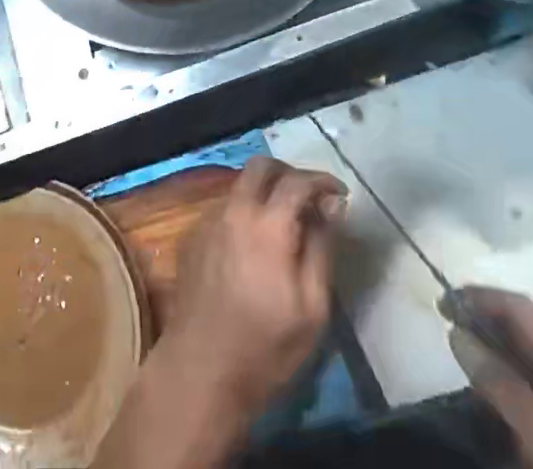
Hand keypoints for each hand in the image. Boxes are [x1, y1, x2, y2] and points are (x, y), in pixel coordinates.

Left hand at [164, 156, 345, 413]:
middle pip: (259, 166)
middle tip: (312, 199)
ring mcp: (206, 221)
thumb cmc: (267, 344)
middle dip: (289, 173)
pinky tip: (255, 245)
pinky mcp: (191, 236)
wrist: (201, 366)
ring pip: (238, 186)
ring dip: (264, 192)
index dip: (323, 180)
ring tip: (287, 224)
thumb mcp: (312, 305)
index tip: (341, 195)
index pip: (296, 181)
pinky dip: (244, 212)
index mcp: (265, 226)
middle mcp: (231, 212)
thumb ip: (321, 247)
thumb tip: (333, 205)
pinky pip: (223, 209)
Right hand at [450, 288, 532, 468]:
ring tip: (478, 375)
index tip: (439, 302)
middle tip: (451, 341)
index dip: (476, 296)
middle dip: (490, 327)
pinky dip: (532, 380)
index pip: (522, 308)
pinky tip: (521, 406)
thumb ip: (507, 393)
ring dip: (510, 356)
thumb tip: (458, 333)